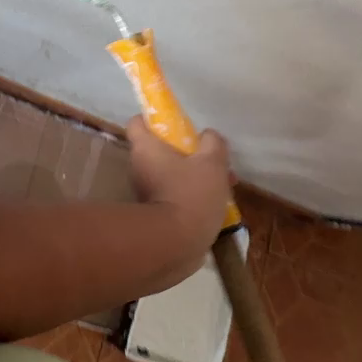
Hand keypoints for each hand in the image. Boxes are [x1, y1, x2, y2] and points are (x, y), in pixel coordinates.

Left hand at [125, 116, 233, 247]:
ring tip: (224, 184)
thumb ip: (212, 143)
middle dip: (188, 152)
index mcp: (145, 148)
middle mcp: (138, 166)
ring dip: (194, 175)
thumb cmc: (191, 194)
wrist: (176, 242)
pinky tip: (217, 205)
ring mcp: (144, 189)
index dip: (153, 119)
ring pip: (170, 172)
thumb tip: (209, 136)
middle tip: (213, 159)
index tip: (175, 124)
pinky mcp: (154, 211)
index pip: (137, 122)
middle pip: (159, 148)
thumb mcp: (211, 163)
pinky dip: (191, 195)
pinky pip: (173, 193)